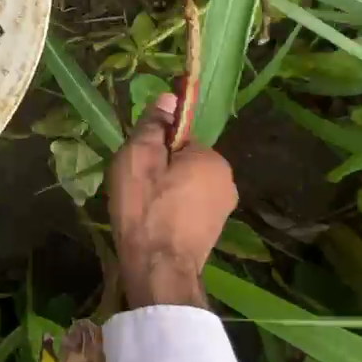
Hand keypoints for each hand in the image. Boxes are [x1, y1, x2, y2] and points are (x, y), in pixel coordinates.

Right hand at [109, 93, 237, 308]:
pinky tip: (152, 215)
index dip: (153, 145)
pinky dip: (170, 203)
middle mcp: (227, 181)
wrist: (158, 264)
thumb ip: (154, 126)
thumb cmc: (145, 205)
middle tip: (133, 180)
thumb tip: (171, 97)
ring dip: (164, 185)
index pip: (179, 136)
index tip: (135, 161)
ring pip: (185, 180)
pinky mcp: (214, 227)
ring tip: (140, 200)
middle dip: (159, 165)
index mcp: (212, 160)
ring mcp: (224, 207)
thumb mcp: (139, 157)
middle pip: (183, 158)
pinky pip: (188, 201)